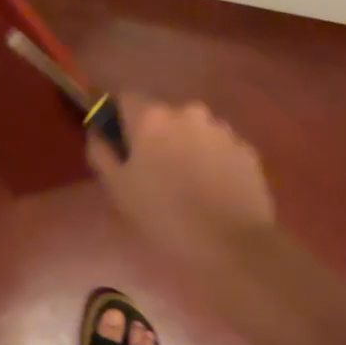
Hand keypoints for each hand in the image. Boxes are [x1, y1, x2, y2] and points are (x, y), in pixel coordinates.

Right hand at [87, 93, 276, 265]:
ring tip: (188, 181)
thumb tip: (99, 133)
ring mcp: (221, 129)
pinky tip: (213, 188)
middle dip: (156, 134)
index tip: (121, 144)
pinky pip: (219, 146)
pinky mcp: (246, 149)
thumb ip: (102, 152)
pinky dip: (213, 159)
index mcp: (151, 117)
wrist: (234, 247)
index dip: (120, 119)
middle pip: (162, 114)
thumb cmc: (166, 216)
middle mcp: (187, 112)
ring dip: (186, 144)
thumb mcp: (118, 188)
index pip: (126, 97)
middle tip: (155, 168)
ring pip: (193, 128)